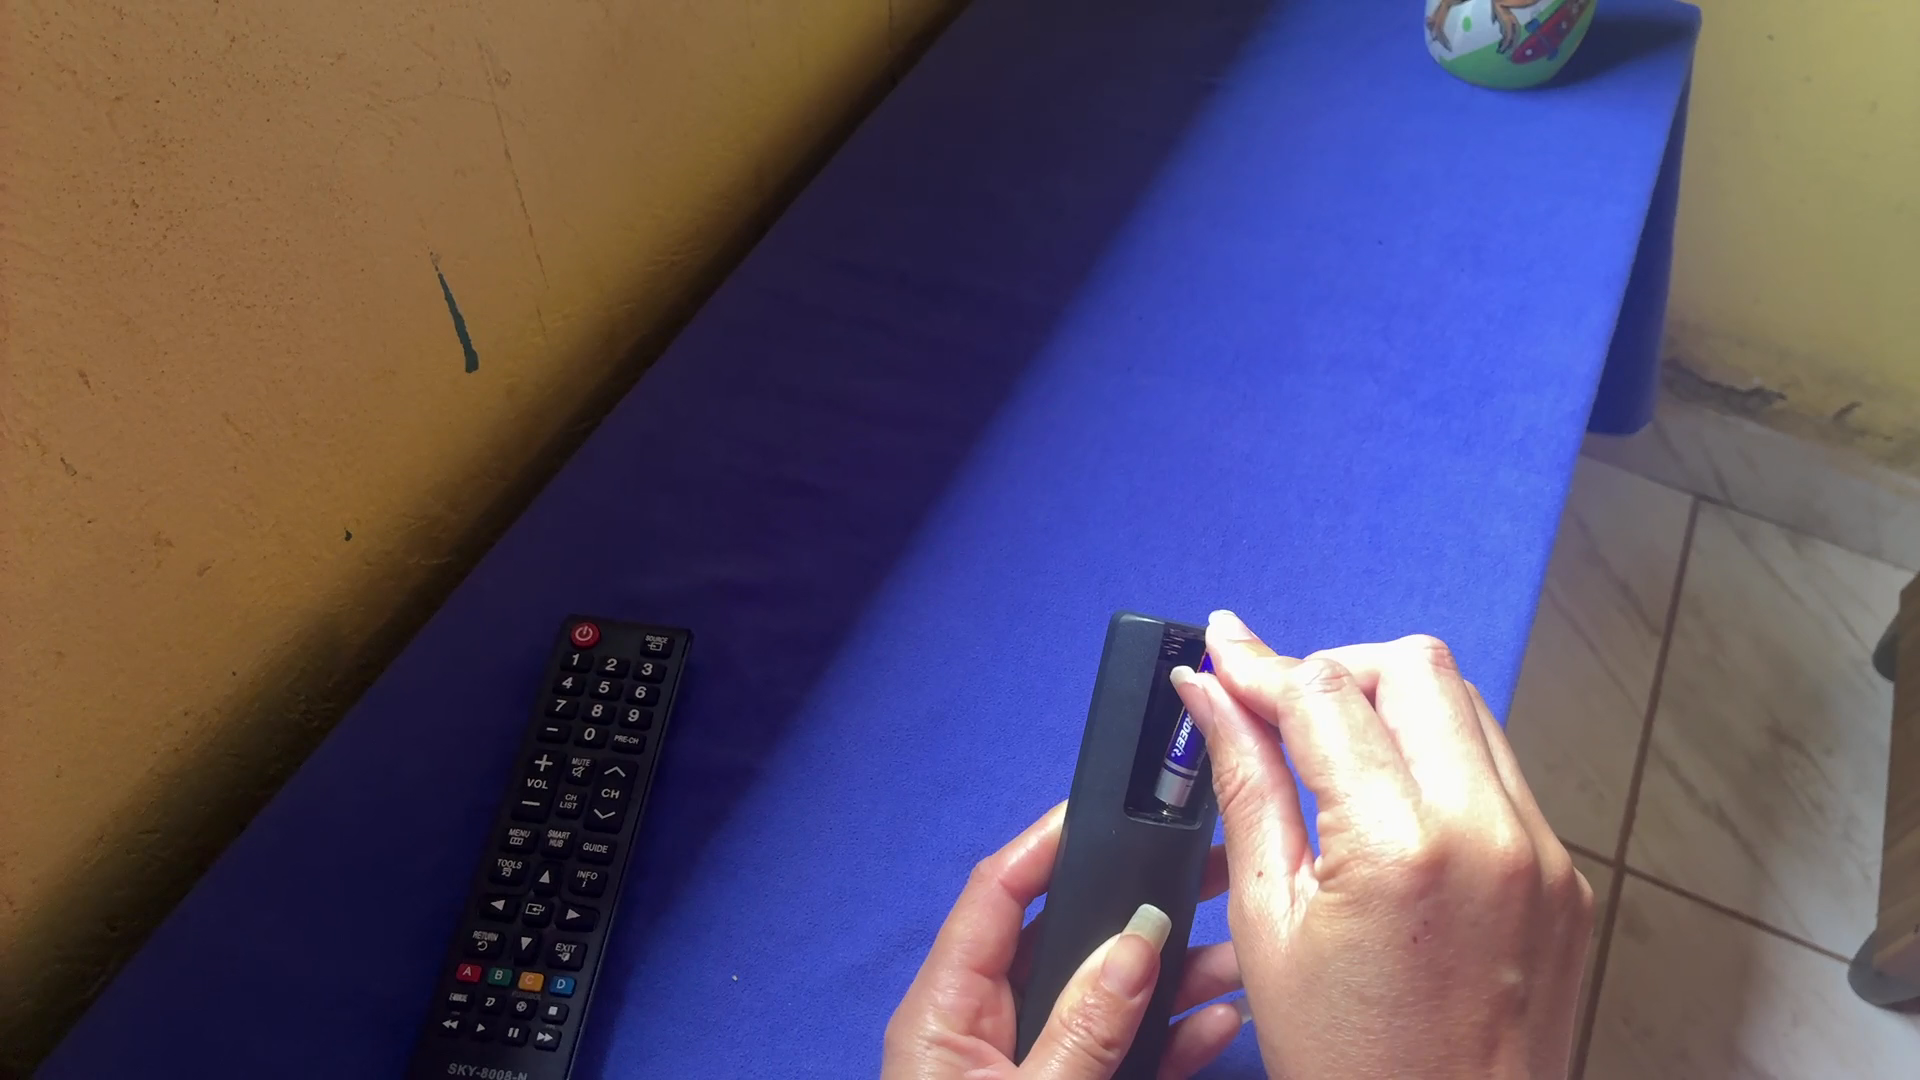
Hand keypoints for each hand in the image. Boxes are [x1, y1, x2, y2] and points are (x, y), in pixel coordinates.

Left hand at [883, 803, 1246, 1079]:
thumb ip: (1082, 1024)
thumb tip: (1139, 936)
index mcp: (947, 1006)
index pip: (995, 894)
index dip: (1044, 844)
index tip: (1103, 812)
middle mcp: (985, 1020)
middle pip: (1062, 938)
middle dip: (1131, 909)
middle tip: (1197, 876)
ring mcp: (1028, 1061)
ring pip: (1101, 997)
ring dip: (1165, 978)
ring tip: (1231, 955)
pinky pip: (1118, 1055)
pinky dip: (1166, 1040)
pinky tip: (1216, 1023)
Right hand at [1170, 612, 1593, 1079]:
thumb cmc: (1345, 1058)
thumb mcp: (1264, 913)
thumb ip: (1241, 779)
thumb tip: (1207, 694)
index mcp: (1402, 847)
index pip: (1322, 693)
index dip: (1256, 661)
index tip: (1218, 645)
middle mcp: (1492, 832)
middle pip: (1410, 666)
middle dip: (1328, 666)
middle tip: (1271, 703)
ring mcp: (1541, 850)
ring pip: (1458, 699)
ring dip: (1378, 697)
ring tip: (1318, 744)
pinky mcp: (1559, 868)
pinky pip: (1487, 758)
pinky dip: (1422, 743)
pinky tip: (1375, 788)